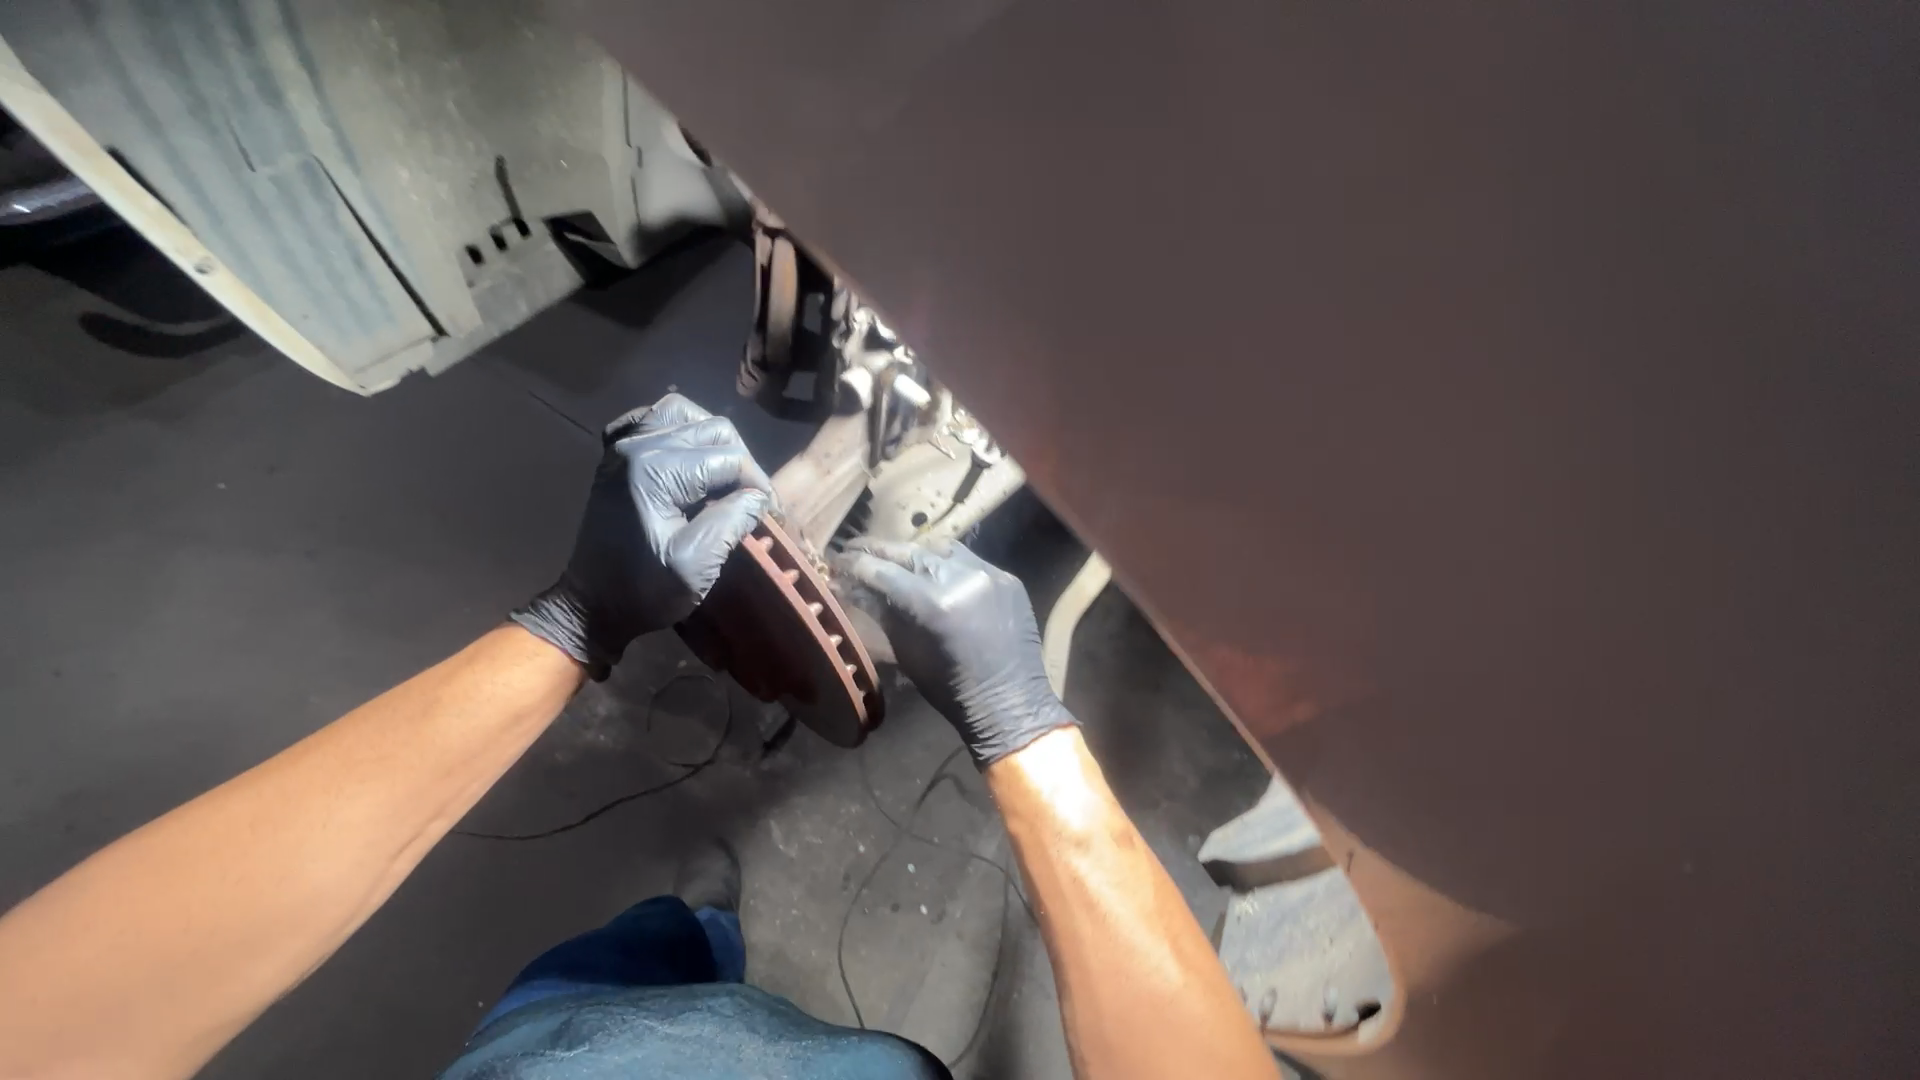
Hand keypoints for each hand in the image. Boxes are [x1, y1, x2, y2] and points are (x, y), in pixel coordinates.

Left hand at [513, 394, 772, 677]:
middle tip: (750, 501)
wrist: (592, 603)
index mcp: (657, 470)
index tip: (768, 516)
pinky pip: (652, 419)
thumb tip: (758, 496)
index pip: (730, 458)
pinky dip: (677, 430)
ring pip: (686, 414)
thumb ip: (732, 519)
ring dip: (713, 442)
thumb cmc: (644, 590)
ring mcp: (622, 445)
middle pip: (714, 429)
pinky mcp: (615, 453)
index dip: (758, 485)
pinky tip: (687, 456)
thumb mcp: (697, 563)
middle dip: (742, 463)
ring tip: (723, 476)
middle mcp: (637, 445)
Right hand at [837, 539, 1075, 767]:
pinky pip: (969, 560)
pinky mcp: (1007, 577)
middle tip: (855, 549)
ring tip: (895, 560)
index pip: (883, 571)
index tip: (836, 558)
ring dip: (915, 554)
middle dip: (879, 551)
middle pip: (910, 552)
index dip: (855, 562)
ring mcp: (989, 573)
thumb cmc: (951, 690)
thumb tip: (846, 585)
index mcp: (934, 604)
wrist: (1010, 703)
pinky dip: (946, 564)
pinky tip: (933, 572)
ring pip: (940, 549)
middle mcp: (963, 578)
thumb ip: (879, 611)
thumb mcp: (906, 652)